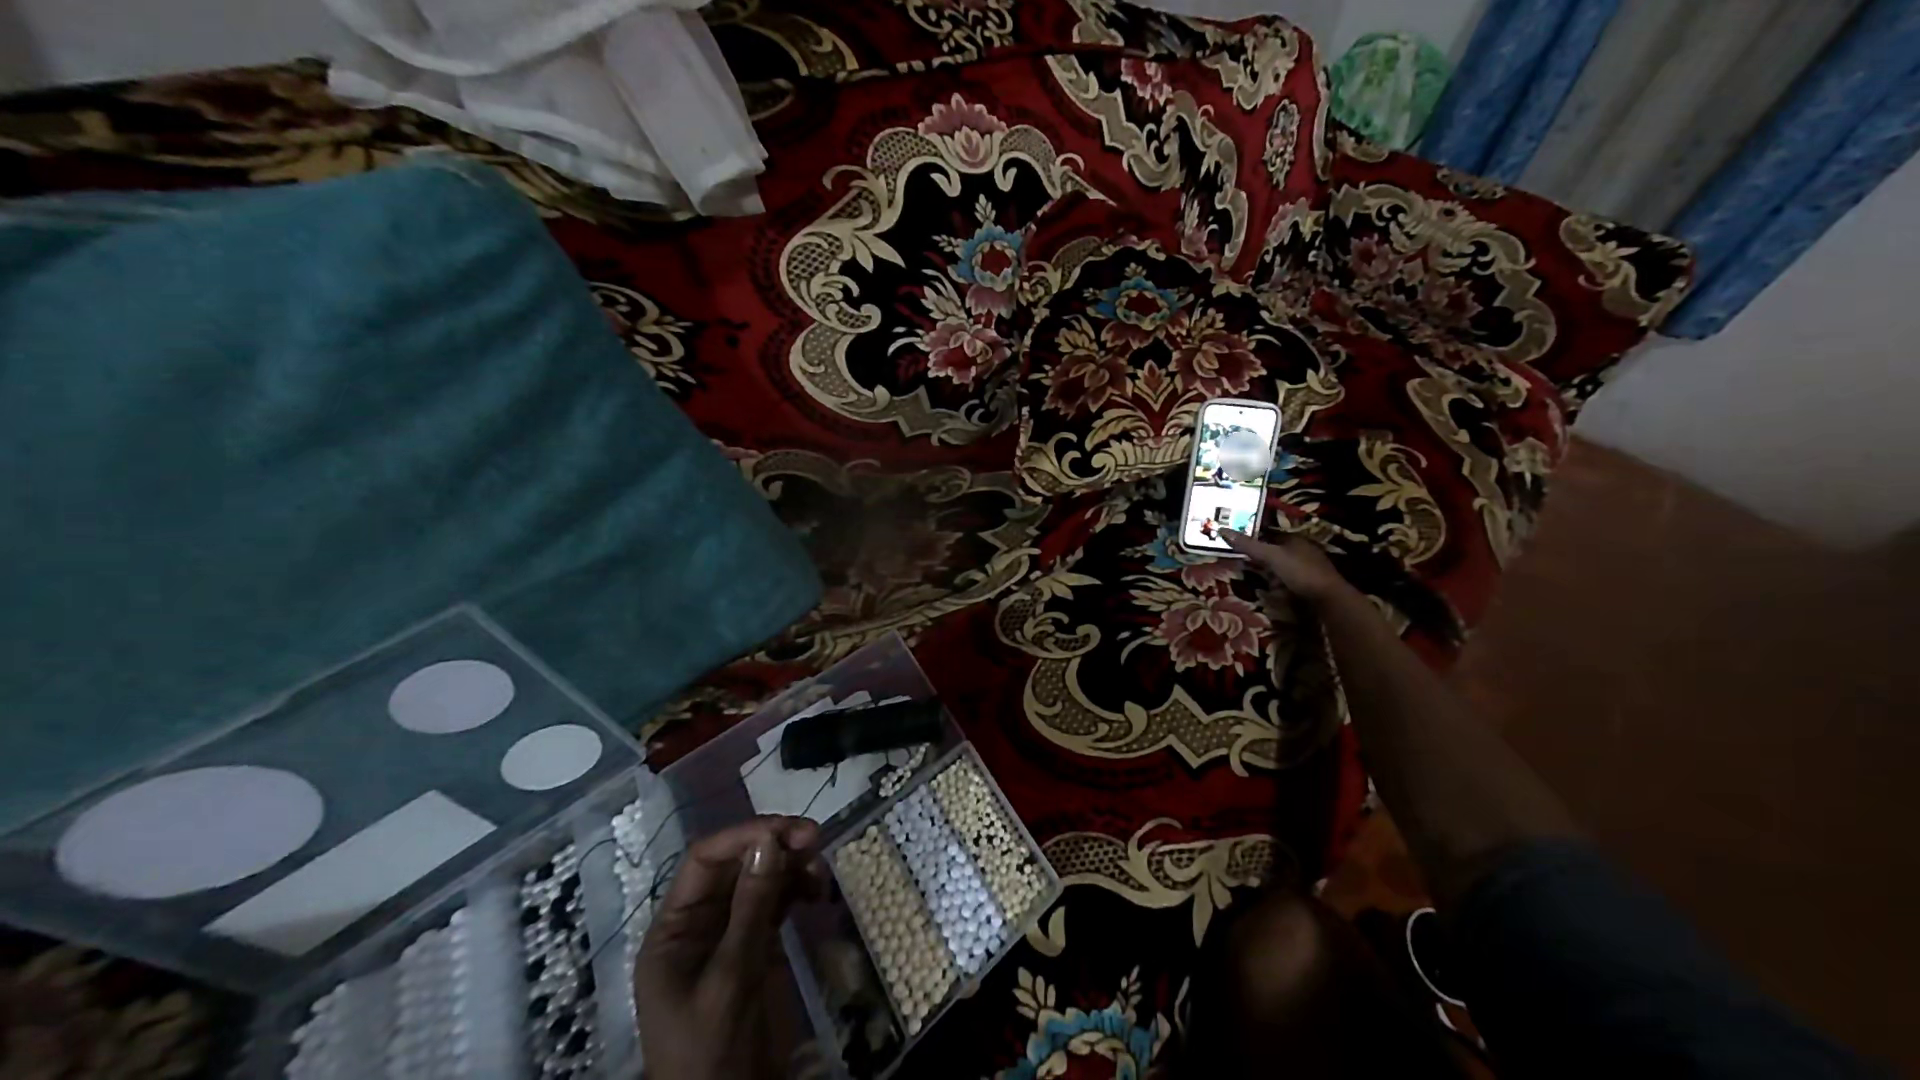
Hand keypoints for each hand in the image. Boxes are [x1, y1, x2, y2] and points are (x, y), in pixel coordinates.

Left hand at [634, 815, 823, 1079]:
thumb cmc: (711, 1052)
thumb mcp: (730, 979)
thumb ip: (751, 909)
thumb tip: (770, 840)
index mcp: (675, 928)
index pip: (705, 861)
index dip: (744, 836)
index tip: (788, 830)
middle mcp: (701, 922)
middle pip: (736, 865)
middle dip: (775, 846)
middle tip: (815, 839)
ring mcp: (731, 934)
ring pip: (761, 880)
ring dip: (792, 867)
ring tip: (821, 871)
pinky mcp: (757, 949)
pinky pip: (777, 904)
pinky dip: (798, 891)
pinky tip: (818, 893)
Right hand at [1221, 529, 1349, 604]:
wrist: (1329, 599)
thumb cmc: (1300, 572)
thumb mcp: (1271, 556)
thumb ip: (1248, 545)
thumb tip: (1222, 530)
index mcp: (1296, 539)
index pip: (1271, 534)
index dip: (1256, 538)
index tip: (1241, 546)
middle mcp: (1304, 550)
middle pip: (1276, 551)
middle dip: (1262, 559)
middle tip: (1247, 566)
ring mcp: (1310, 567)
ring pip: (1283, 567)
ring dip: (1272, 575)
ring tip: (1262, 582)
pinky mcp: (1312, 583)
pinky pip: (1290, 581)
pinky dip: (1281, 585)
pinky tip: (1277, 593)